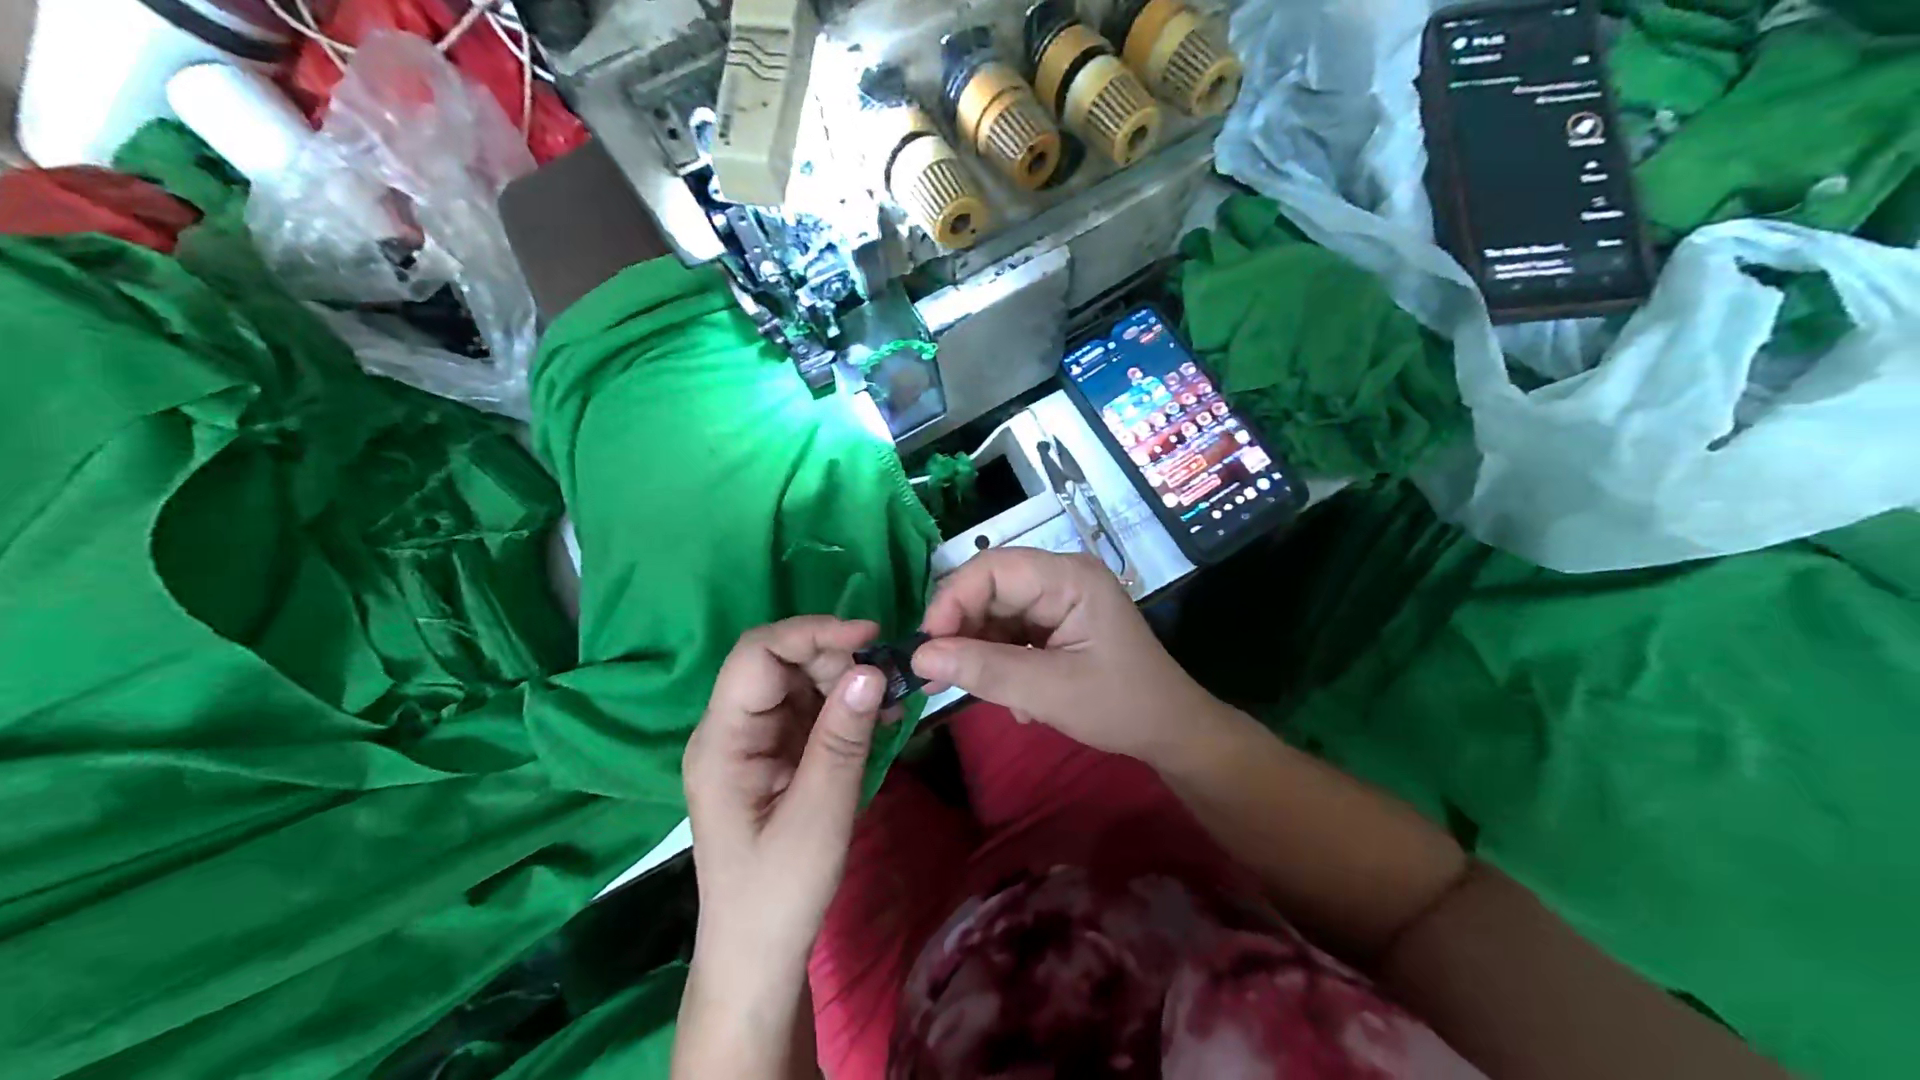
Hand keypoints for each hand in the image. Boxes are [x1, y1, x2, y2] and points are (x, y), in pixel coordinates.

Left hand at [678, 616, 887, 1071]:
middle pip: (779, 663)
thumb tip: (871, 670)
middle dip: (835, 659)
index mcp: (721, 741)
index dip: (812, 634)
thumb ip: (842, 738)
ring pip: (799, 683)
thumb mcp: (819, 814)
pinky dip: (844, 708)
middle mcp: (730, 731)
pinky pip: (809, 712)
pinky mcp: (774, 756)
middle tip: (887, 681)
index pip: (757, 655)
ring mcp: (752, 743)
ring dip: (845, 682)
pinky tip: (878, 719)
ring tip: (890, 701)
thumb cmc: (779, 893)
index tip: (871, 638)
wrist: (759, 956)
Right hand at [911, 549, 1230, 765]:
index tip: (925, 648)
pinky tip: (1011, 697)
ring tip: (972, 693)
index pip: (991, 569)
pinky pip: (1007, 631)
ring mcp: (1057, 599)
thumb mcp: (1050, 692)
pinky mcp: (1053, 623)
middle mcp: (1060, 577)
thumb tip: (919, 658)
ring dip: (977, 652)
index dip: (951, 601)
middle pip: (988, 589)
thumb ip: (983, 671)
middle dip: (959, 631)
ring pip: (992, 612)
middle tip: (933, 677)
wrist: (1171, 732)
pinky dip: (997, 662)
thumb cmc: (1122, 706)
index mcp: (1069, 576)